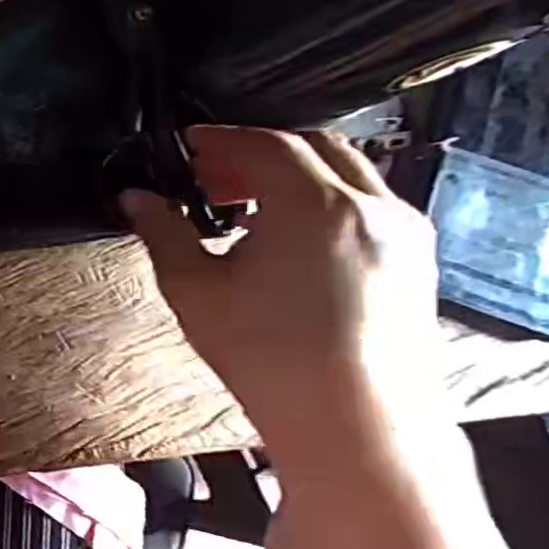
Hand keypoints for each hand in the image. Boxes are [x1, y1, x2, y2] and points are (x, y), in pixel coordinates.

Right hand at [120, 126, 442, 459]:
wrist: (349, 412)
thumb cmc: (268, 351)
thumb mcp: (192, 286)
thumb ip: (162, 231)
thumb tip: (136, 199)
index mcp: (315, 209)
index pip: (266, 145)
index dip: (220, 137)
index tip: (187, 141)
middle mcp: (372, 210)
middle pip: (315, 147)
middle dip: (255, 149)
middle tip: (206, 169)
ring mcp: (402, 233)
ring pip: (345, 172)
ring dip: (289, 171)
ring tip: (237, 199)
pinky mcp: (412, 258)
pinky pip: (365, 202)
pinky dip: (318, 196)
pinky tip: (278, 229)